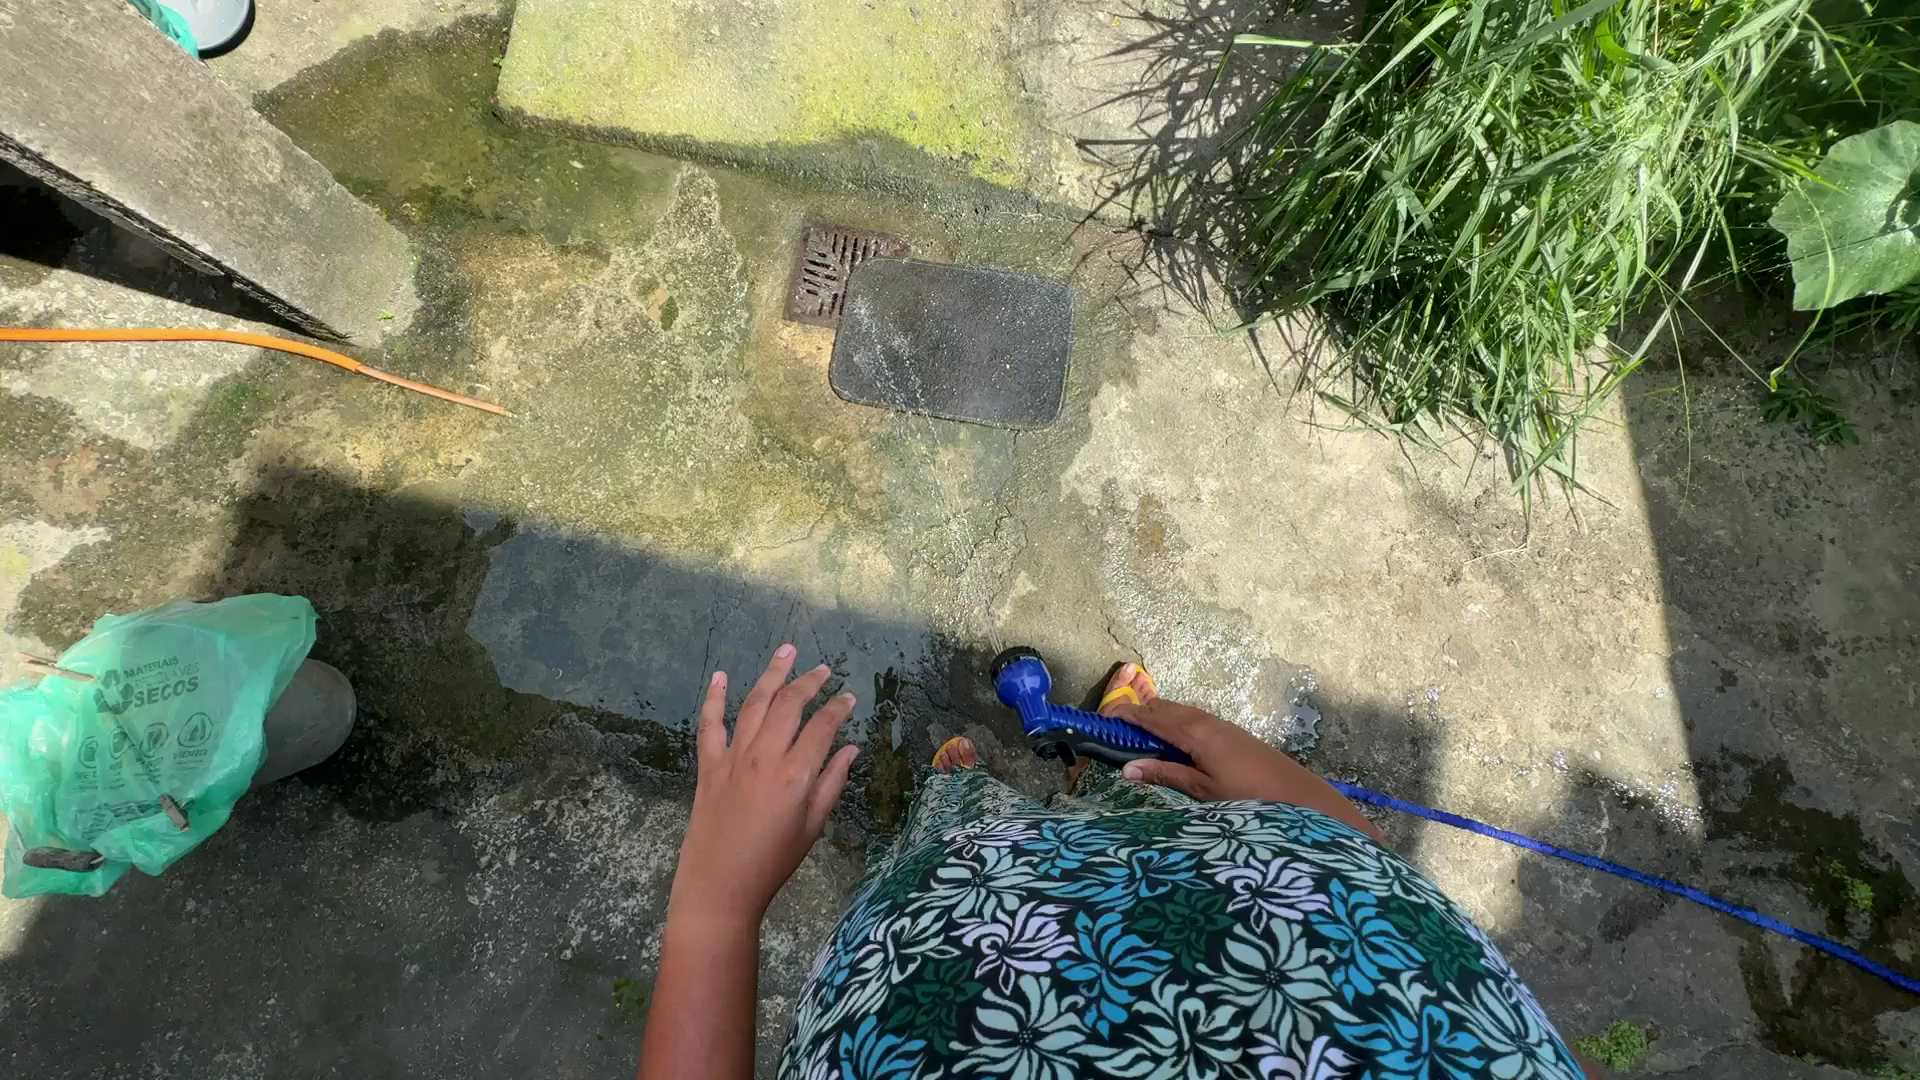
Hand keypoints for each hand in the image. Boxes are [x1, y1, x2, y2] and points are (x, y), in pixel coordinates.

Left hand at [667, 645, 860, 928]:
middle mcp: (764, 757)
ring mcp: (733, 758)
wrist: (719, 888)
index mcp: (795, 774)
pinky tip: (721, 676)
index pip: (822, 726)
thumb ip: (832, 783)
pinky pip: (710, 724)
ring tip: (786, 651)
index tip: (849, 698)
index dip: (839, 708)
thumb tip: (851, 749)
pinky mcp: (709, 766)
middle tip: (823, 669)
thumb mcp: (813, 826)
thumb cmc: (773, 862)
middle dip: (810, 682)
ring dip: (772, 675)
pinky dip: (714, 698)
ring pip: (755, 704)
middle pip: (789, 705)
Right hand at [1107, 693, 1385, 842]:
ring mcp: (1220, 725)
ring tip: (1134, 731)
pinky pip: (1192, 718)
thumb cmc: (1249, 797)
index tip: (1101, 717)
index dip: (1125, 714)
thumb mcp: (1203, 791)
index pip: (1151, 716)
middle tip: (1112, 725)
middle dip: (1137, 712)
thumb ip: (1166, 775)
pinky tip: (1169, 739)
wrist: (1302, 798)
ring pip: (1179, 711)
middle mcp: (1205, 721)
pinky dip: (1172, 722)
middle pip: (1163, 707)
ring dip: (1155, 716)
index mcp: (1194, 732)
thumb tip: (1126, 768)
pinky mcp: (1231, 733)